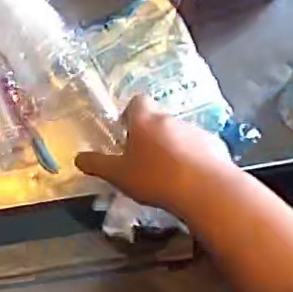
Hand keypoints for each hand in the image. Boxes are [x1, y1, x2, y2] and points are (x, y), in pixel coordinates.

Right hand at [76, 96, 235, 215]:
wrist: (205, 190)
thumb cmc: (155, 178)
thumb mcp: (118, 176)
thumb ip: (97, 165)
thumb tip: (78, 158)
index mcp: (145, 120)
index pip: (136, 102)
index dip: (130, 114)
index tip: (126, 132)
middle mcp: (170, 119)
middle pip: (157, 120)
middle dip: (150, 136)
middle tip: (143, 161)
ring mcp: (195, 130)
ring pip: (179, 134)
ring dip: (172, 148)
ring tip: (168, 175)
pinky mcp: (215, 145)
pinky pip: (199, 149)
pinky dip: (193, 159)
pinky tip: (190, 181)